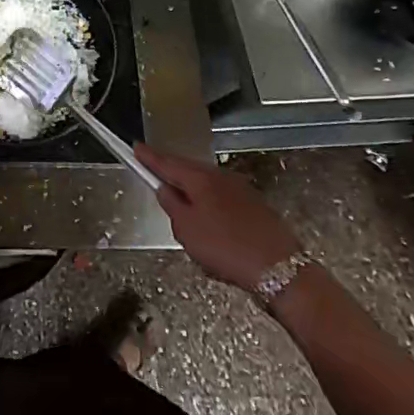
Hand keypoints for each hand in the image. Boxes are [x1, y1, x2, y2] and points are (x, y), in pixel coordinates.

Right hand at [135, 143, 301, 291]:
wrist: (277, 267)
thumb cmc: (225, 247)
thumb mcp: (186, 229)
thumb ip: (171, 205)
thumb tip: (165, 189)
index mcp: (201, 179)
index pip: (168, 163)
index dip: (150, 157)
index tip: (136, 148)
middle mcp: (222, 177)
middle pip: (189, 169)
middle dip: (170, 169)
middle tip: (152, 168)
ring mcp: (241, 189)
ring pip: (206, 182)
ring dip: (189, 186)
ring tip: (175, 195)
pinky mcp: (253, 205)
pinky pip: (220, 195)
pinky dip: (206, 198)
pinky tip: (204, 213)